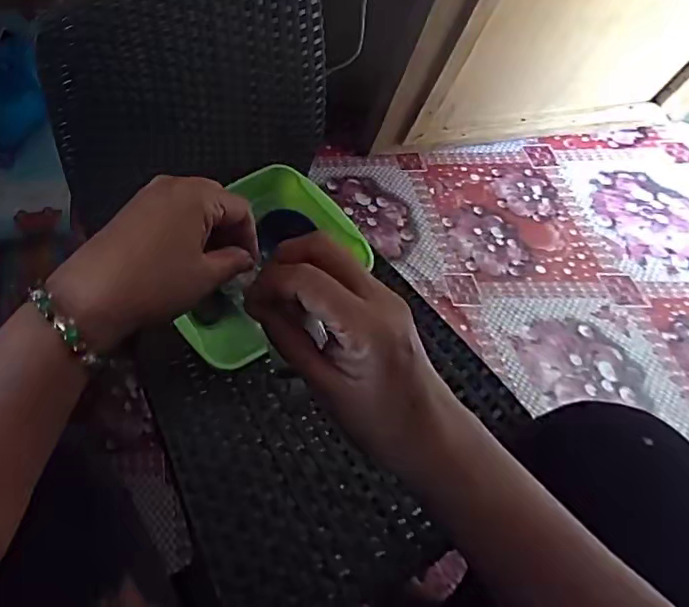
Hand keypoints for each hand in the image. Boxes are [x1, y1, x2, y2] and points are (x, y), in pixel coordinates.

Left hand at [45, 175, 258, 349]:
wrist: (94, 291)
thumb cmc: (157, 282)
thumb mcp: (205, 276)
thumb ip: (233, 262)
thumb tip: (244, 257)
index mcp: (196, 193)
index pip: (240, 207)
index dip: (250, 237)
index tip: (248, 268)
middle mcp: (172, 183)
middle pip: (215, 200)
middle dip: (227, 231)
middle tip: (229, 265)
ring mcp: (148, 193)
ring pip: (191, 205)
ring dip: (205, 230)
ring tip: (205, 265)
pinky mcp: (131, 207)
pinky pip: (169, 211)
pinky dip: (182, 229)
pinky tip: (178, 257)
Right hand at [244, 233, 464, 472]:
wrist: (438, 441)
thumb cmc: (380, 425)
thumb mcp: (322, 386)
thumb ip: (286, 337)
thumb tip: (258, 305)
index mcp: (364, 324)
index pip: (303, 276)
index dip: (268, 282)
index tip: (250, 304)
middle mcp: (378, 297)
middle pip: (319, 245)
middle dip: (282, 259)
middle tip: (264, 291)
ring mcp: (385, 294)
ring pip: (331, 251)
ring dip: (298, 264)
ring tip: (282, 300)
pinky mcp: (385, 298)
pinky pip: (341, 269)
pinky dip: (314, 275)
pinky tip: (305, 307)